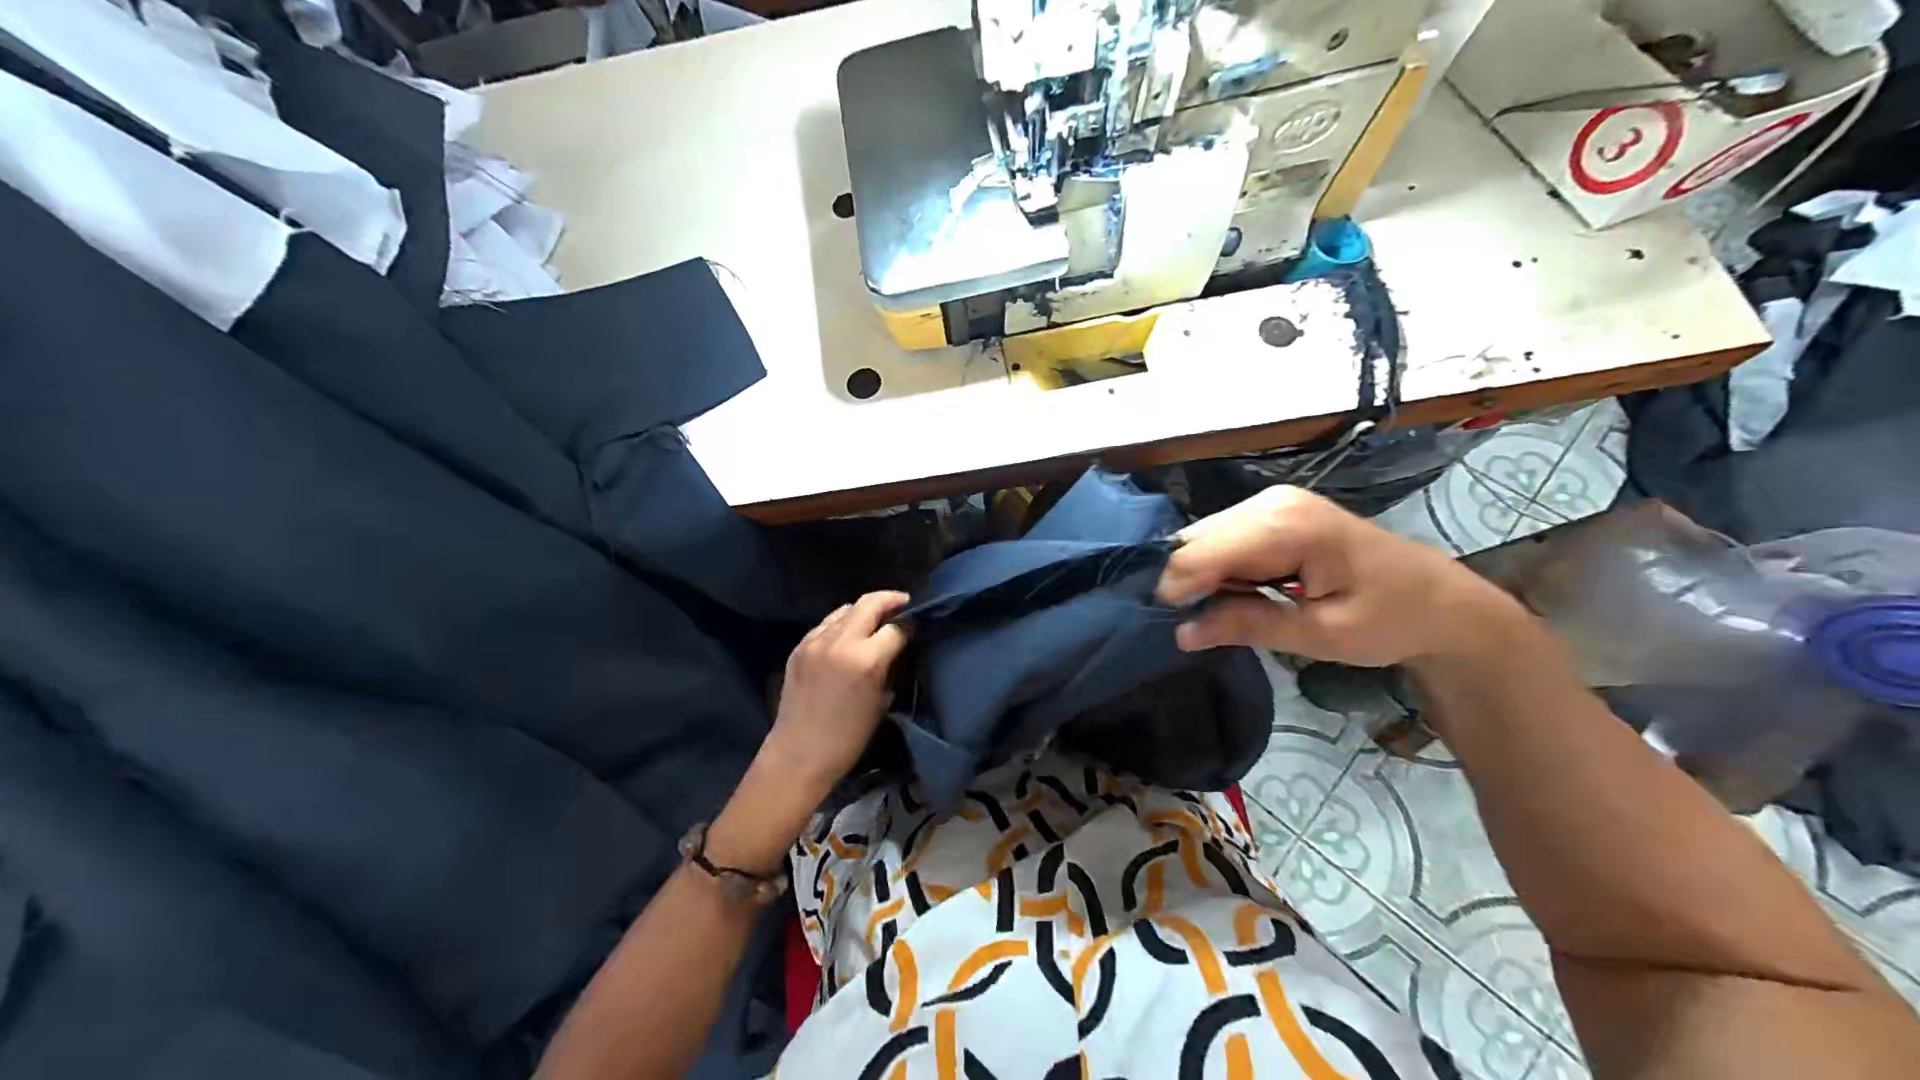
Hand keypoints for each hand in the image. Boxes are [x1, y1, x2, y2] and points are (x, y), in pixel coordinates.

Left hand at [761, 591, 911, 792]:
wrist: (799, 753)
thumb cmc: (849, 737)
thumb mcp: (882, 701)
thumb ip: (892, 667)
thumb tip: (900, 646)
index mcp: (866, 660)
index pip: (896, 628)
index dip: (910, 625)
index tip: (918, 626)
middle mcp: (840, 642)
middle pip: (870, 603)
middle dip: (890, 600)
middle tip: (903, 604)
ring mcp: (816, 641)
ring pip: (846, 609)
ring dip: (864, 610)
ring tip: (875, 619)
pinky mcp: (799, 646)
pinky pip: (826, 624)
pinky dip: (842, 623)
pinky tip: (848, 635)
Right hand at [1156, 486, 1528, 668]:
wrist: (1442, 601)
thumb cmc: (1392, 620)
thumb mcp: (1321, 635)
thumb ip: (1248, 627)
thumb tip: (1182, 633)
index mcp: (1286, 525)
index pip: (1199, 554)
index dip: (1179, 592)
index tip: (1184, 630)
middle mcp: (1270, 501)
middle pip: (1194, 542)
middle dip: (1190, 584)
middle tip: (1213, 625)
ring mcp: (1271, 501)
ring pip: (1202, 539)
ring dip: (1204, 577)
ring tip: (1234, 609)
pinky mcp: (1272, 510)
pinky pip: (1222, 537)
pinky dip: (1220, 568)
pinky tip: (1245, 590)